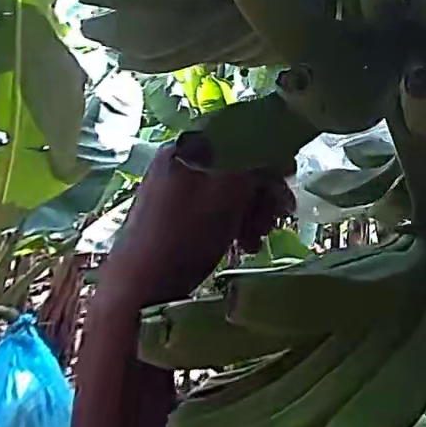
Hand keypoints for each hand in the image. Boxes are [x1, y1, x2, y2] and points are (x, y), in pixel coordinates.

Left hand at [93, 131, 293, 312]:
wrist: (136, 292)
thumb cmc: (182, 236)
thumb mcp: (227, 195)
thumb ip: (255, 168)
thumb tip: (282, 157)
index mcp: (189, 146)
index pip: (241, 134)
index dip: (269, 155)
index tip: (289, 180)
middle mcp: (181, 160)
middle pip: (238, 163)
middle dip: (263, 191)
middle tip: (277, 218)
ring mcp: (176, 188)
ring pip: (230, 189)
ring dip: (253, 211)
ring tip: (258, 238)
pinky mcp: (175, 216)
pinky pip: (216, 208)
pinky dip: (235, 222)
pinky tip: (244, 245)